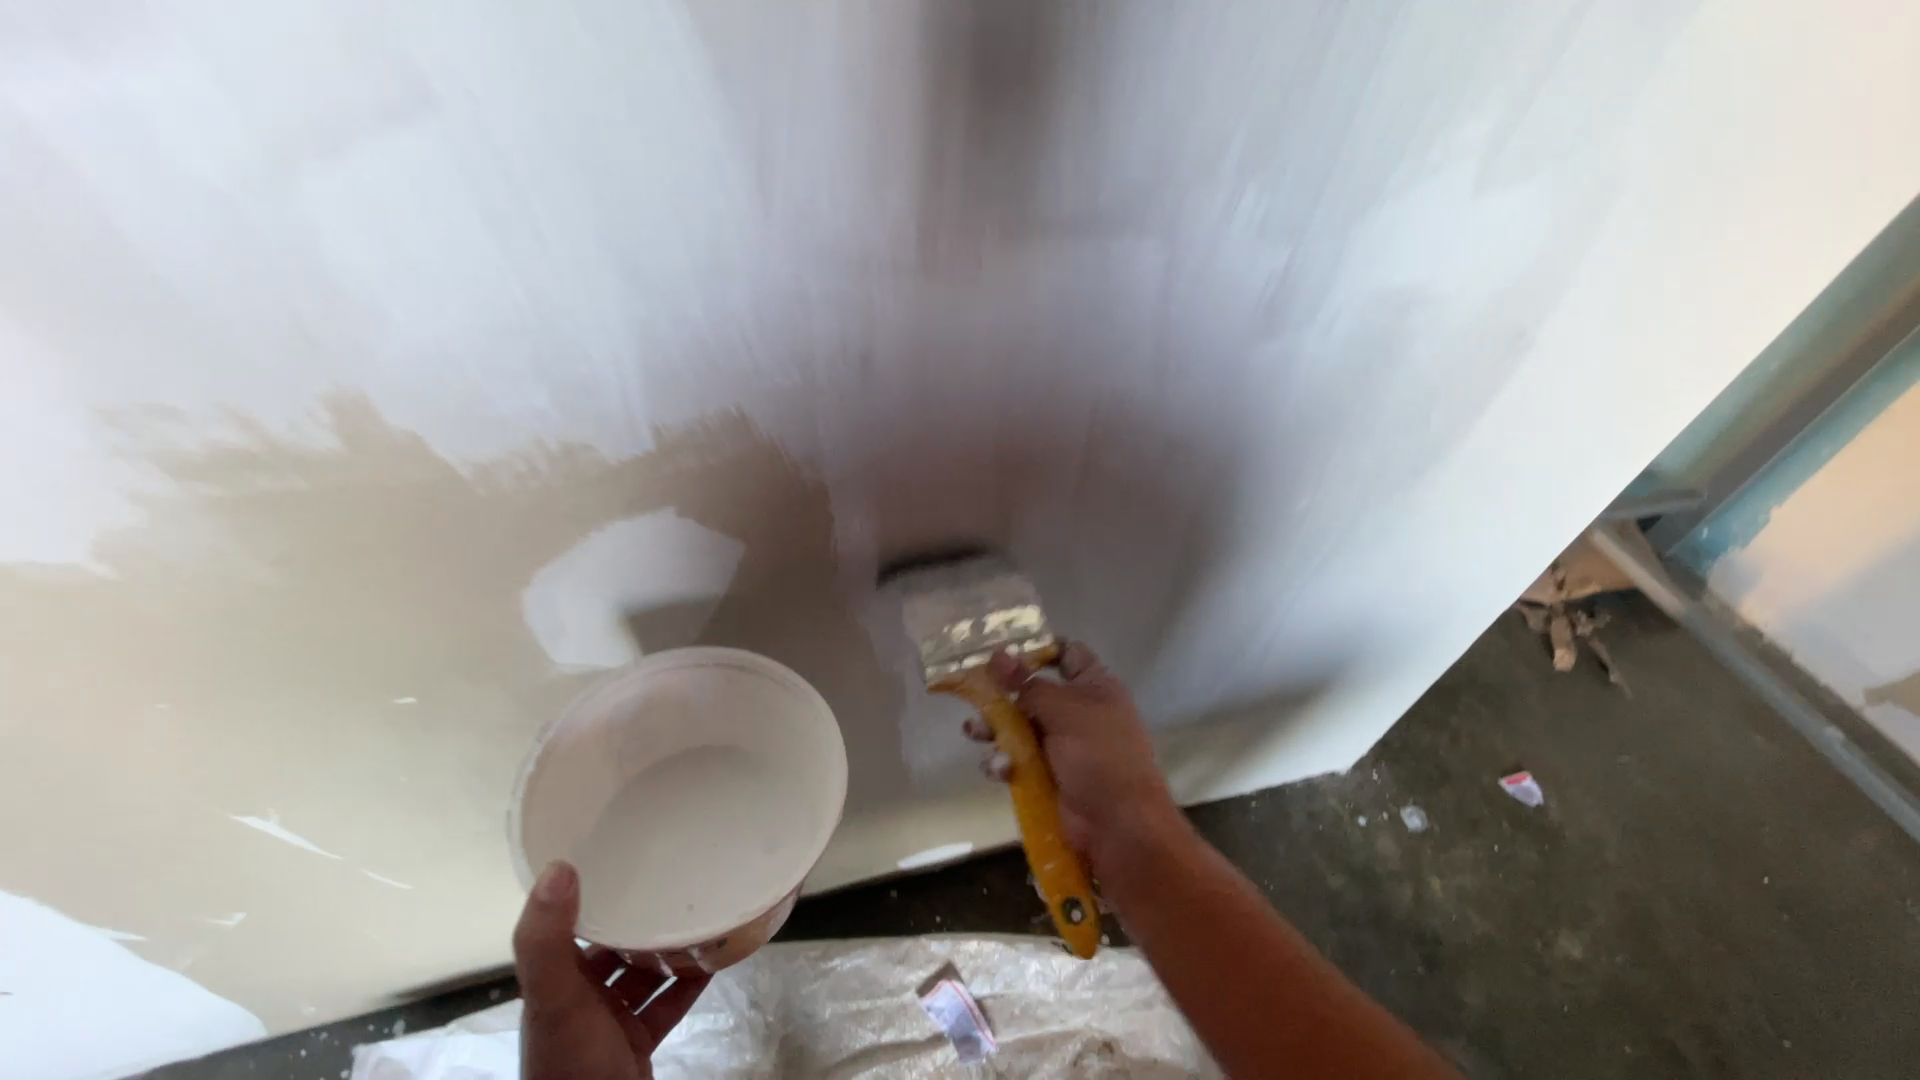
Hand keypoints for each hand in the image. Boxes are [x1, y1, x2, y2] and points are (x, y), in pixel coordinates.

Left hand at [513, 861, 709, 1079]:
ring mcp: (611, 1023)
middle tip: (680, 876)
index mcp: (555, 983)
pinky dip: (689, 981)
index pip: (574, 923)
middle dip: (643, 915)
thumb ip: (549, 942)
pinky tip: (715, 958)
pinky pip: (669, 1002)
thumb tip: (558, 867)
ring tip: (704, 910)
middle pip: (614, 945)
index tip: (629, 853)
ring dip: (670, 946)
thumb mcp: (555, 1001)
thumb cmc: (572, 1066)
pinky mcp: (639, 1043)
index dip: (597, 890)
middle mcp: (580, 999)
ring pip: (644, 972)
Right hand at [972, 642, 1185, 869]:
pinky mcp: (1048, 776)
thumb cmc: (1100, 756)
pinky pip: (1018, 760)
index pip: (1067, 654)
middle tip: (974, 696)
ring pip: (1019, 728)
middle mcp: (1078, 712)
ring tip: (975, 734)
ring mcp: (1063, 746)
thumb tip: (999, 653)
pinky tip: (1000, 770)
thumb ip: (1028, 684)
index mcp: (1094, 687)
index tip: (1002, 652)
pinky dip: (1005, 762)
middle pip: (1033, 692)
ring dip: (995, 729)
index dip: (1038, 650)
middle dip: (1002, 695)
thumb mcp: (1065, 712)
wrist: (1119, 826)